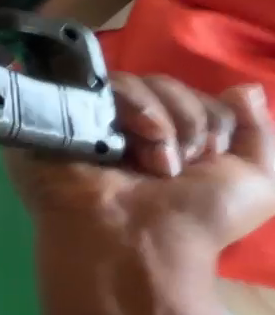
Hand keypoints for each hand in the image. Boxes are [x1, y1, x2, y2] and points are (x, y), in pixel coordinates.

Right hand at [9, 73, 274, 265]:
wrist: (135, 232)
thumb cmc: (197, 215)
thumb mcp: (255, 181)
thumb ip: (256, 133)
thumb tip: (245, 86)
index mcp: (171, 132)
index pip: (195, 96)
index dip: (211, 120)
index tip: (209, 159)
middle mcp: (128, 117)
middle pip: (162, 84)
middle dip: (184, 121)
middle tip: (177, 163)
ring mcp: (90, 111)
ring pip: (129, 82)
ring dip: (154, 121)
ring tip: (146, 159)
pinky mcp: (59, 108)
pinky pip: (93, 86)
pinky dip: (121, 110)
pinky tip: (121, 142)